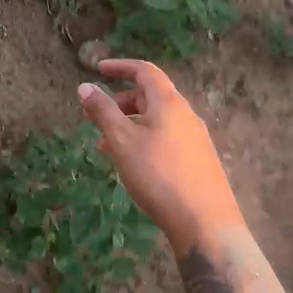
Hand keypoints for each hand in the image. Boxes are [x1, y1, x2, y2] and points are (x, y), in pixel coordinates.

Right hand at [79, 59, 243, 252]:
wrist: (207, 225)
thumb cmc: (159, 175)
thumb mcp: (122, 141)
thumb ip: (102, 111)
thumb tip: (85, 86)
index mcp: (169, 104)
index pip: (145, 71)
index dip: (120, 67)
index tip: (97, 70)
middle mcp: (186, 116)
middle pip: (150, 96)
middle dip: (120, 102)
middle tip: (95, 116)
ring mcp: (196, 139)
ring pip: (156, 120)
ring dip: (129, 124)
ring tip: (106, 148)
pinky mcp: (199, 161)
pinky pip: (166, 138)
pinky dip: (143, 139)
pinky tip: (132, 164)